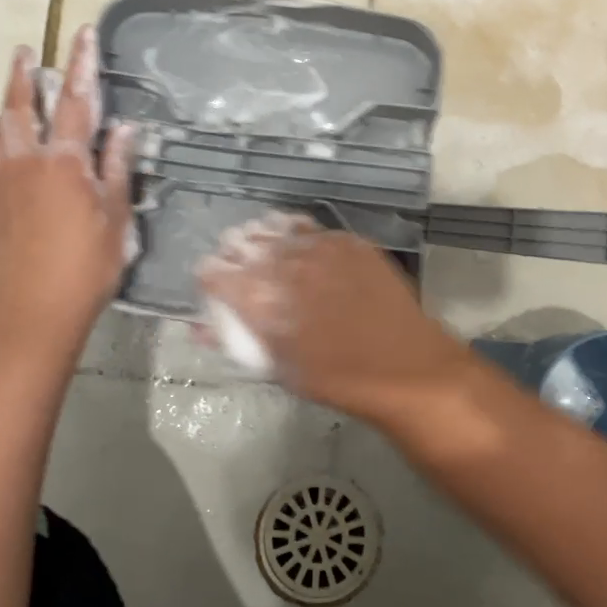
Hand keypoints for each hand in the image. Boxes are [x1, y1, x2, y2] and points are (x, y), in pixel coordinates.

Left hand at [0, 27, 134, 352]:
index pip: (75, 101)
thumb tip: (124, 129)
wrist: (35, 311)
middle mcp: (25, 162)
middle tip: (24, 53)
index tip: (83, 33)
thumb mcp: (116, 219)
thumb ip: (117, 169)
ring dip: (5, 108)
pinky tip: (2, 153)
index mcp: (63, 162)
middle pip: (20, 106)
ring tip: (12, 101)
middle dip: (23, 75)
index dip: (81, 64)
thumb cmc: (86, 267)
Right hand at [196, 215, 468, 419]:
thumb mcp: (278, 368)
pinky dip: (296, 235)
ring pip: (274, 228)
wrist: (407, 368)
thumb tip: (200, 328)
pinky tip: (299, 248)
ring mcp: (320, 247)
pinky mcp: (349, 242)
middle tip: (237, 268)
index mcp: (262, 297)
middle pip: (242, 243)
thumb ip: (236, 340)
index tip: (210, 283)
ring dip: (262, 239)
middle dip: (233, 254)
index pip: (215, 273)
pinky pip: (310, 229)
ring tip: (264, 253)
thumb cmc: (337, 378)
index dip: (209, 276)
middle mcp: (285, 263)